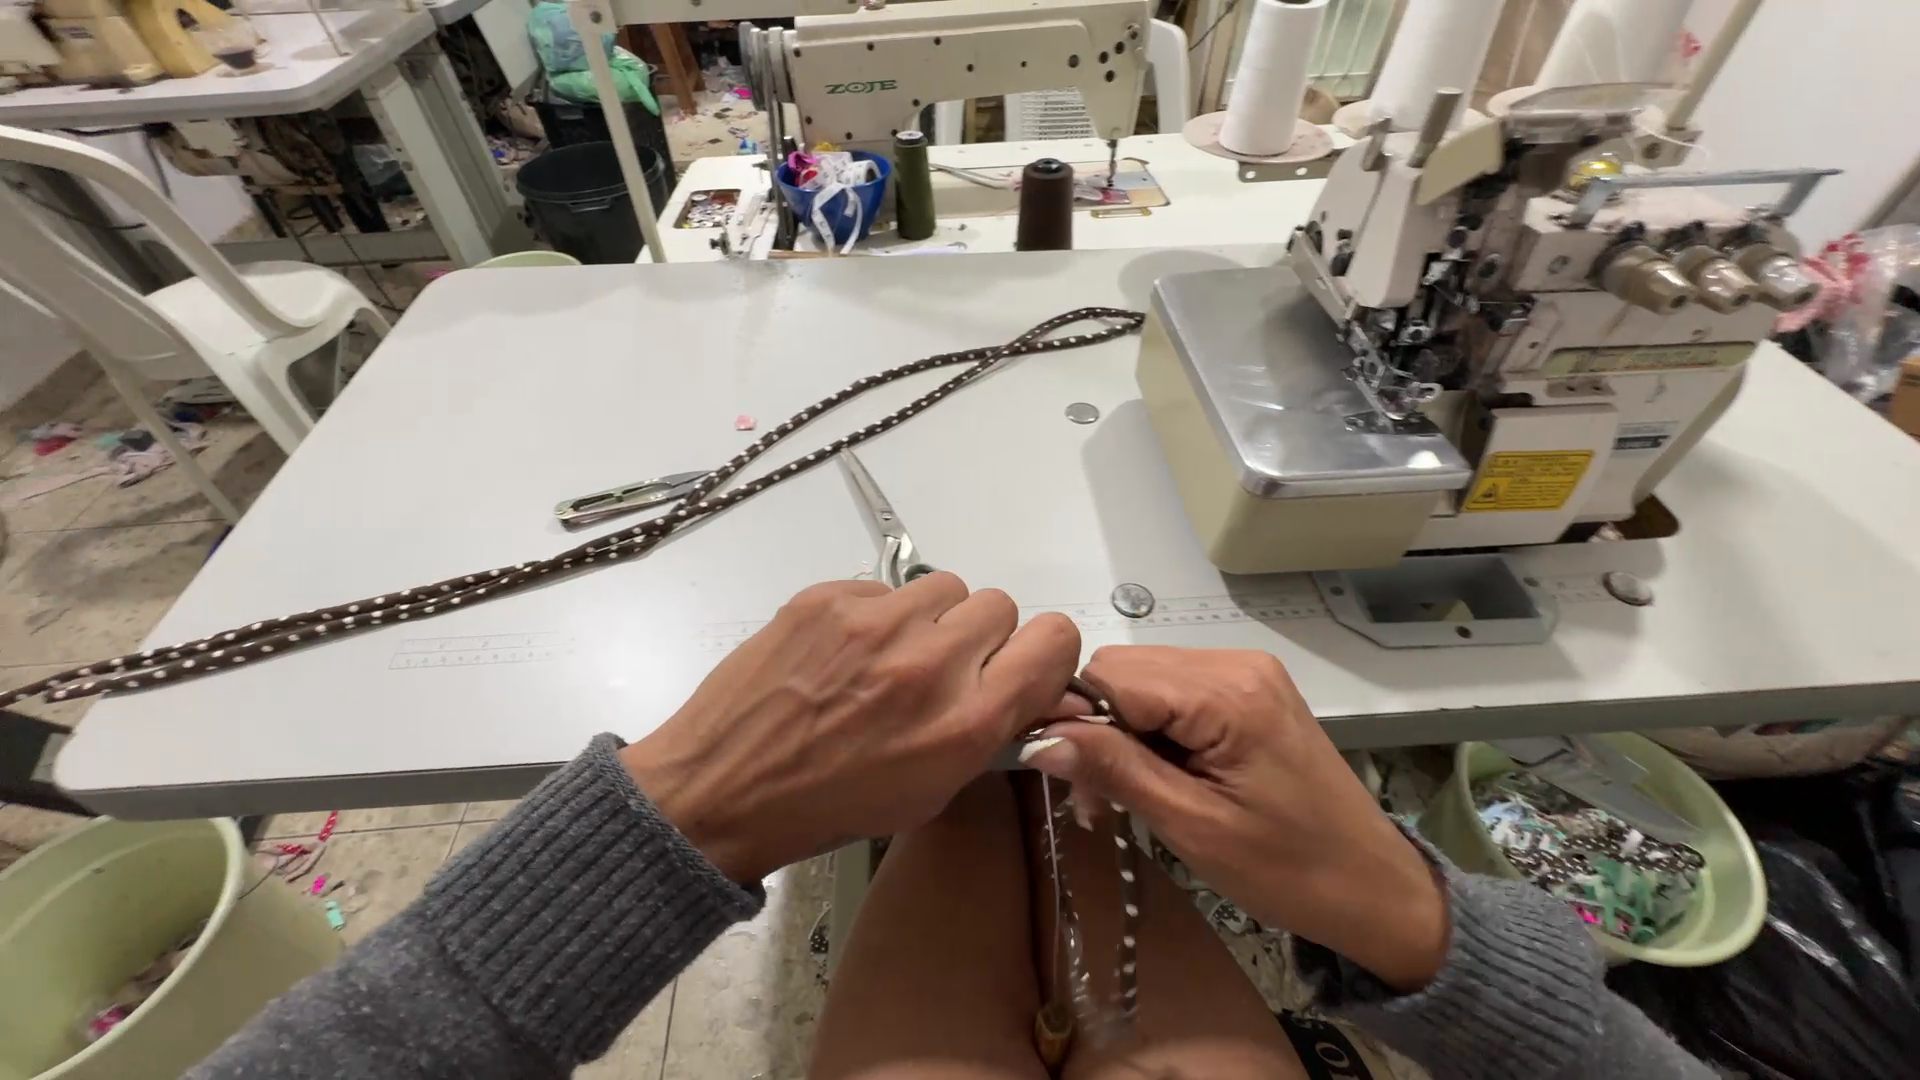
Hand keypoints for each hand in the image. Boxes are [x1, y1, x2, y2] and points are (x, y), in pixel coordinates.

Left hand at [621, 573, 1079, 881]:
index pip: (1053, 640)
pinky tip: (842, 651)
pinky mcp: (827, 595)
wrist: (723, 788)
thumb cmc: (833, 804)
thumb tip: (1034, 686)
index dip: (1043, 650)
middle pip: (1000, 604)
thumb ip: (991, 731)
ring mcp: (875, 620)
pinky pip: (885, 586)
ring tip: (887, 655)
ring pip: (945, 586)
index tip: (1017, 665)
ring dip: (930, 618)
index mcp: (964, 723)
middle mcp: (929, 661)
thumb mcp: (931, 791)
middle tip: (939, 667)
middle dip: (979, 637)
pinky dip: (877, 614)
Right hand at [1022, 647, 1448, 990]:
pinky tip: (1157, 771)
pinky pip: (1172, 689)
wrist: (1373, 887)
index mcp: (1227, 693)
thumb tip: (1039, 737)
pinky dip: (1150, 727)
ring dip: (1120, 729)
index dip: (1075, 717)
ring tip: (1125, 792)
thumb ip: (1116, 769)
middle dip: (1097, 726)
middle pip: (1124, 669)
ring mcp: (1245, 669)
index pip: (1112, 674)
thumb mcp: (1192, 826)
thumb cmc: (1287, 869)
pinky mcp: (1248, 686)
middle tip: (1097, 797)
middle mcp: (1234, 662)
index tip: (1068, 776)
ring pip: (1142, 677)